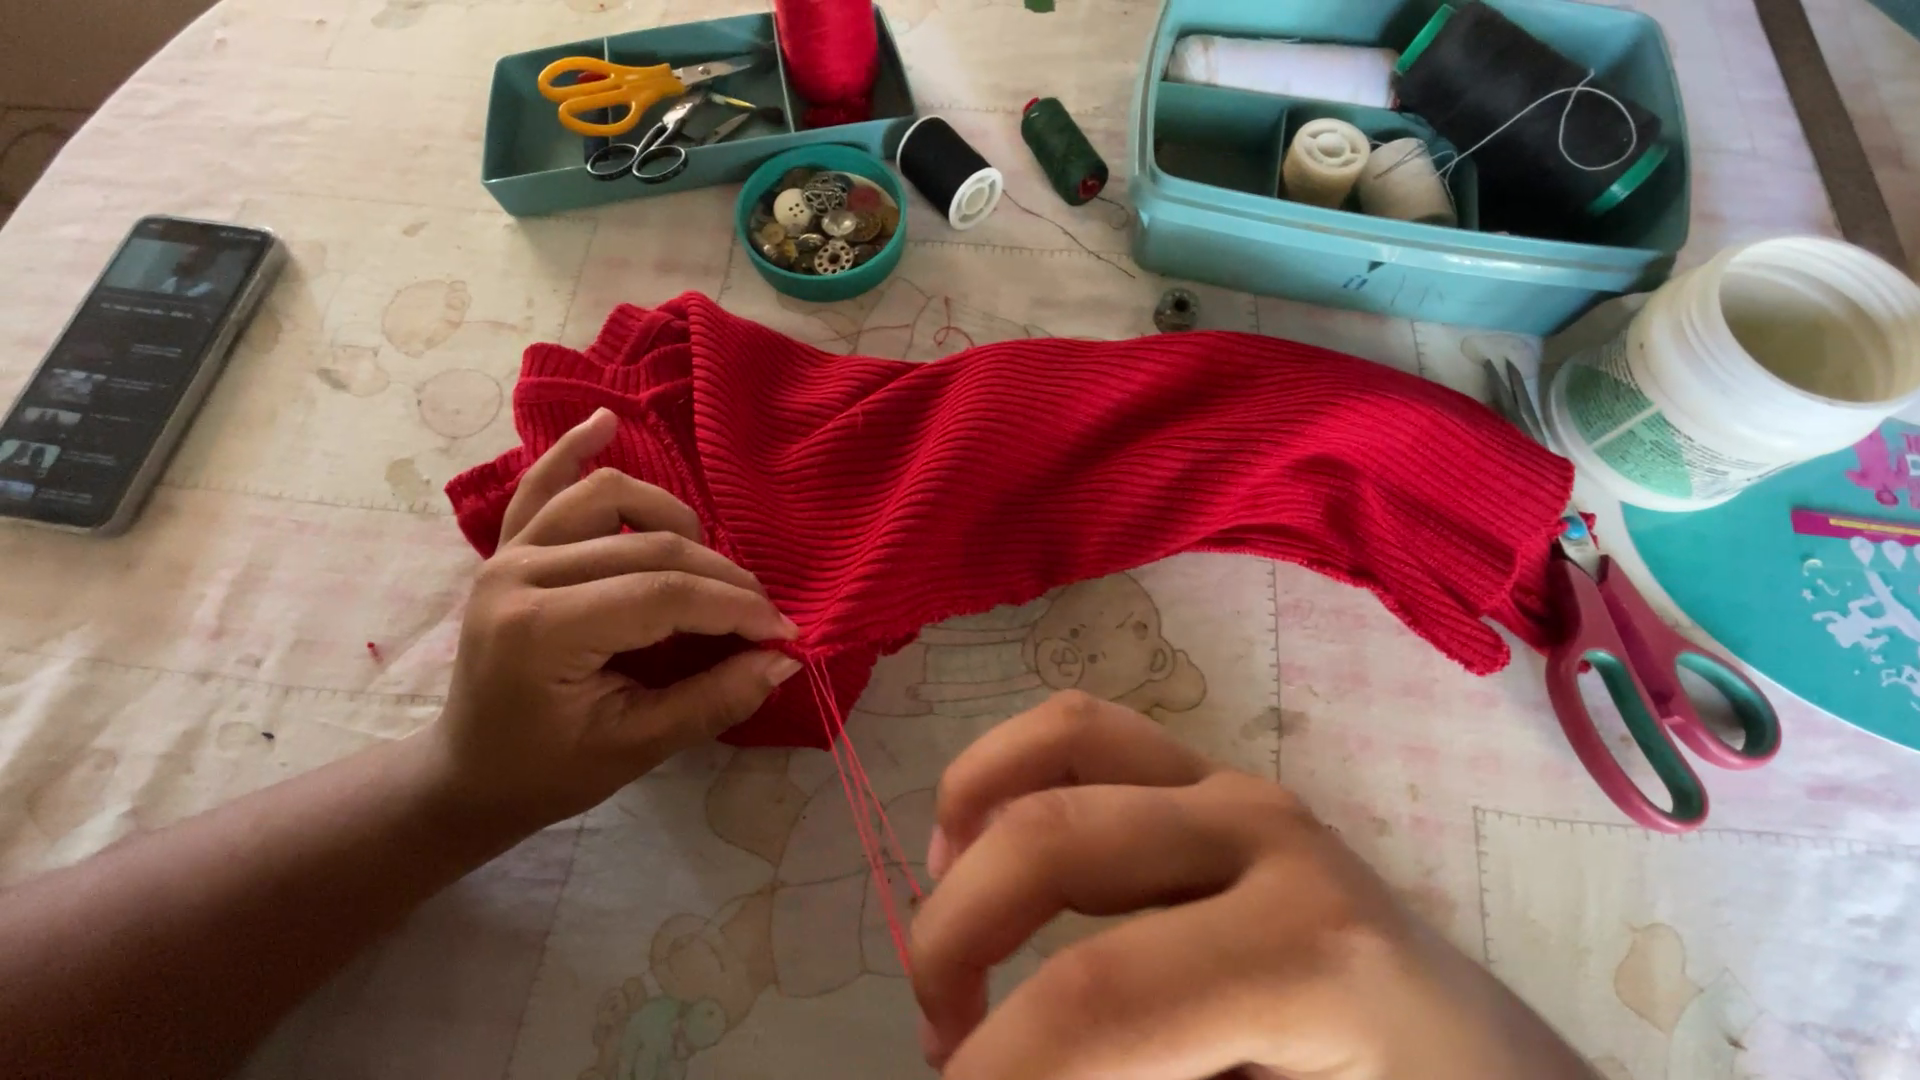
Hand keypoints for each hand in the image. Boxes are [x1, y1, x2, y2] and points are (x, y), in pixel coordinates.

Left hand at [431, 408, 801, 827]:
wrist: (471, 772)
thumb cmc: (549, 771)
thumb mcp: (637, 749)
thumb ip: (714, 700)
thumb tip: (784, 658)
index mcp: (542, 629)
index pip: (663, 594)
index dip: (736, 608)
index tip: (785, 633)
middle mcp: (520, 572)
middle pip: (650, 546)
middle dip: (723, 579)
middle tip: (763, 618)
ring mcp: (508, 552)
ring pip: (611, 497)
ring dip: (675, 520)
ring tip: (706, 564)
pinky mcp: (507, 546)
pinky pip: (544, 483)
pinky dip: (575, 451)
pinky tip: (607, 422)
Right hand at [911, 692, 1594, 1079]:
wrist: (1492, 1069)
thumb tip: (1010, 1074)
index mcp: (1309, 955)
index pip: (1095, 1002)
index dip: (995, 1074)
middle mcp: (1265, 833)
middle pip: (1052, 843)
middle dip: (954, 945)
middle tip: (943, 1043)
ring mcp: (1236, 785)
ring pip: (1065, 740)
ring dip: (971, 827)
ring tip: (951, 930)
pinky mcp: (1211, 776)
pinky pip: (1087, 732)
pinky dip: (1008, 772)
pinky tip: (983, 844)